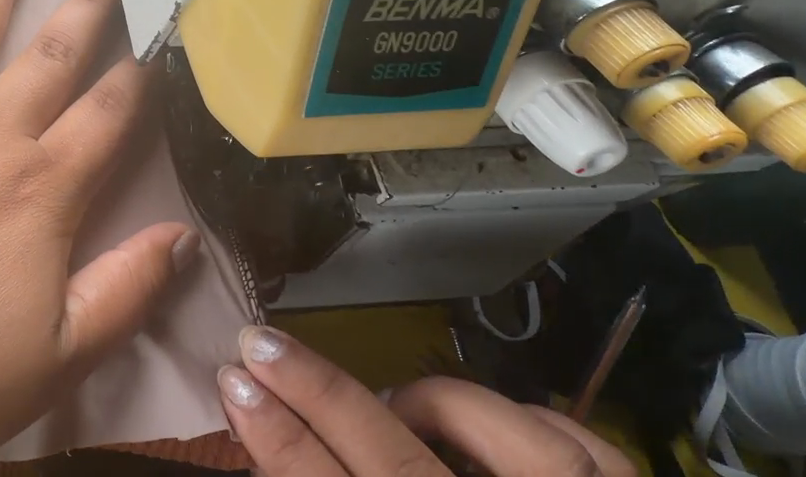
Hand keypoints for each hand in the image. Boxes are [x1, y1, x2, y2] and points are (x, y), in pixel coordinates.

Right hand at [219, 327, 635, 476]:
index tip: (230, 381)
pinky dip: (518, 416)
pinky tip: (485, 428)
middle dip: (315, 391)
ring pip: (489, 428)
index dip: (280, 441)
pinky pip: (575, 437)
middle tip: (256, 341)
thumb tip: (283, 464)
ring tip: (392, 411)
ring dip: (420, 402)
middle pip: (392, 459)